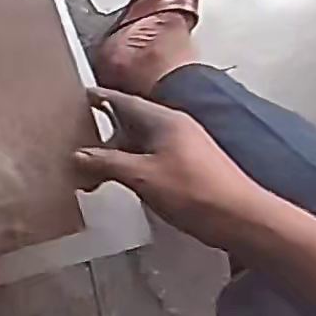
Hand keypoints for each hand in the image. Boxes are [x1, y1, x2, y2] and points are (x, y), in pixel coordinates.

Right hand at [73, 87, 276, 249]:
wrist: (241, 219)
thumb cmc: (196, 192)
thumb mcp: (141, 176)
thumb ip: (105, 162)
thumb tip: (78, 154)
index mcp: (164, 121)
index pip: (123, 101)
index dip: (99, 98)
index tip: (78, 96)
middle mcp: (174, 128)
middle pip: (128, 122)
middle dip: (101, 131)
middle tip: (74, 138)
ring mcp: (181, 147)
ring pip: (137, 143)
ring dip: (113, 153)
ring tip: (88, 167)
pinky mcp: (185, 167)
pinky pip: (147, 158)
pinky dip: (127, 166)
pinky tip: (114, 180)